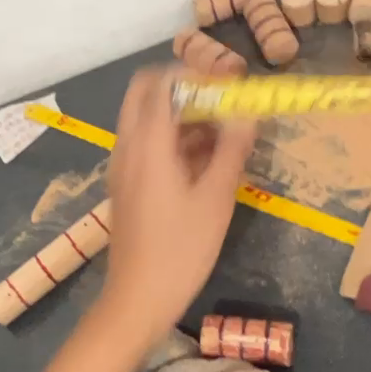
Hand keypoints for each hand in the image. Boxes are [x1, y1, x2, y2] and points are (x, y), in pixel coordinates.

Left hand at [97, 69, 256, 342]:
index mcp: (147, 143)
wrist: (138, 299)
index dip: (196, 73)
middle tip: (222, 102)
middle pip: (146, 94)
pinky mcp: (126, 185)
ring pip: (147, 121)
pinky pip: (146, 146)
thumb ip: (231, 150)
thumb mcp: (216, 199)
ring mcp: (122, 167)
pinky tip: (208, 161)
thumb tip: (247, 112)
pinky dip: (173, 140)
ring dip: (182, 116)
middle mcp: (127, 147)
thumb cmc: (181, 251)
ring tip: (225, 133)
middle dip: (185, 89)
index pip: (162, 82)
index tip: (229, 83)